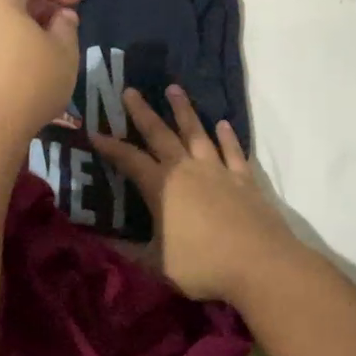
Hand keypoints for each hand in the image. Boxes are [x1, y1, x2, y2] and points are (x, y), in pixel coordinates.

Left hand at [0, 0, 82, 139]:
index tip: (76, 1)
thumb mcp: (64, 54)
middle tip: (58, 26)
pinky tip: (9, 77)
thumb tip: (60, 16)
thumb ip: (66, 27)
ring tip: (35, 53)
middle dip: (35, 8)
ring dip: (13, 32)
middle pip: (5, 0)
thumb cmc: (30, 83)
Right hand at [90, 86, 296, 303]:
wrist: (261, 265)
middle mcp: (187, 170)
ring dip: (184, 111)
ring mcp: (218, 171)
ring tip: (174, 89)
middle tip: (130, 90)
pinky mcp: (245, 180)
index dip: (110, 147)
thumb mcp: (156, 264)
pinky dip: (227, 137)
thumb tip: (100, 242)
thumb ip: (128, 252)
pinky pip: (233, 152)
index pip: (129, 160)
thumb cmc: (203, 266)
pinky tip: (223, 125)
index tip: (94, 132)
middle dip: (143, 112)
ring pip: (196, 133)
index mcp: (161, 188)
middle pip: (160, 134)